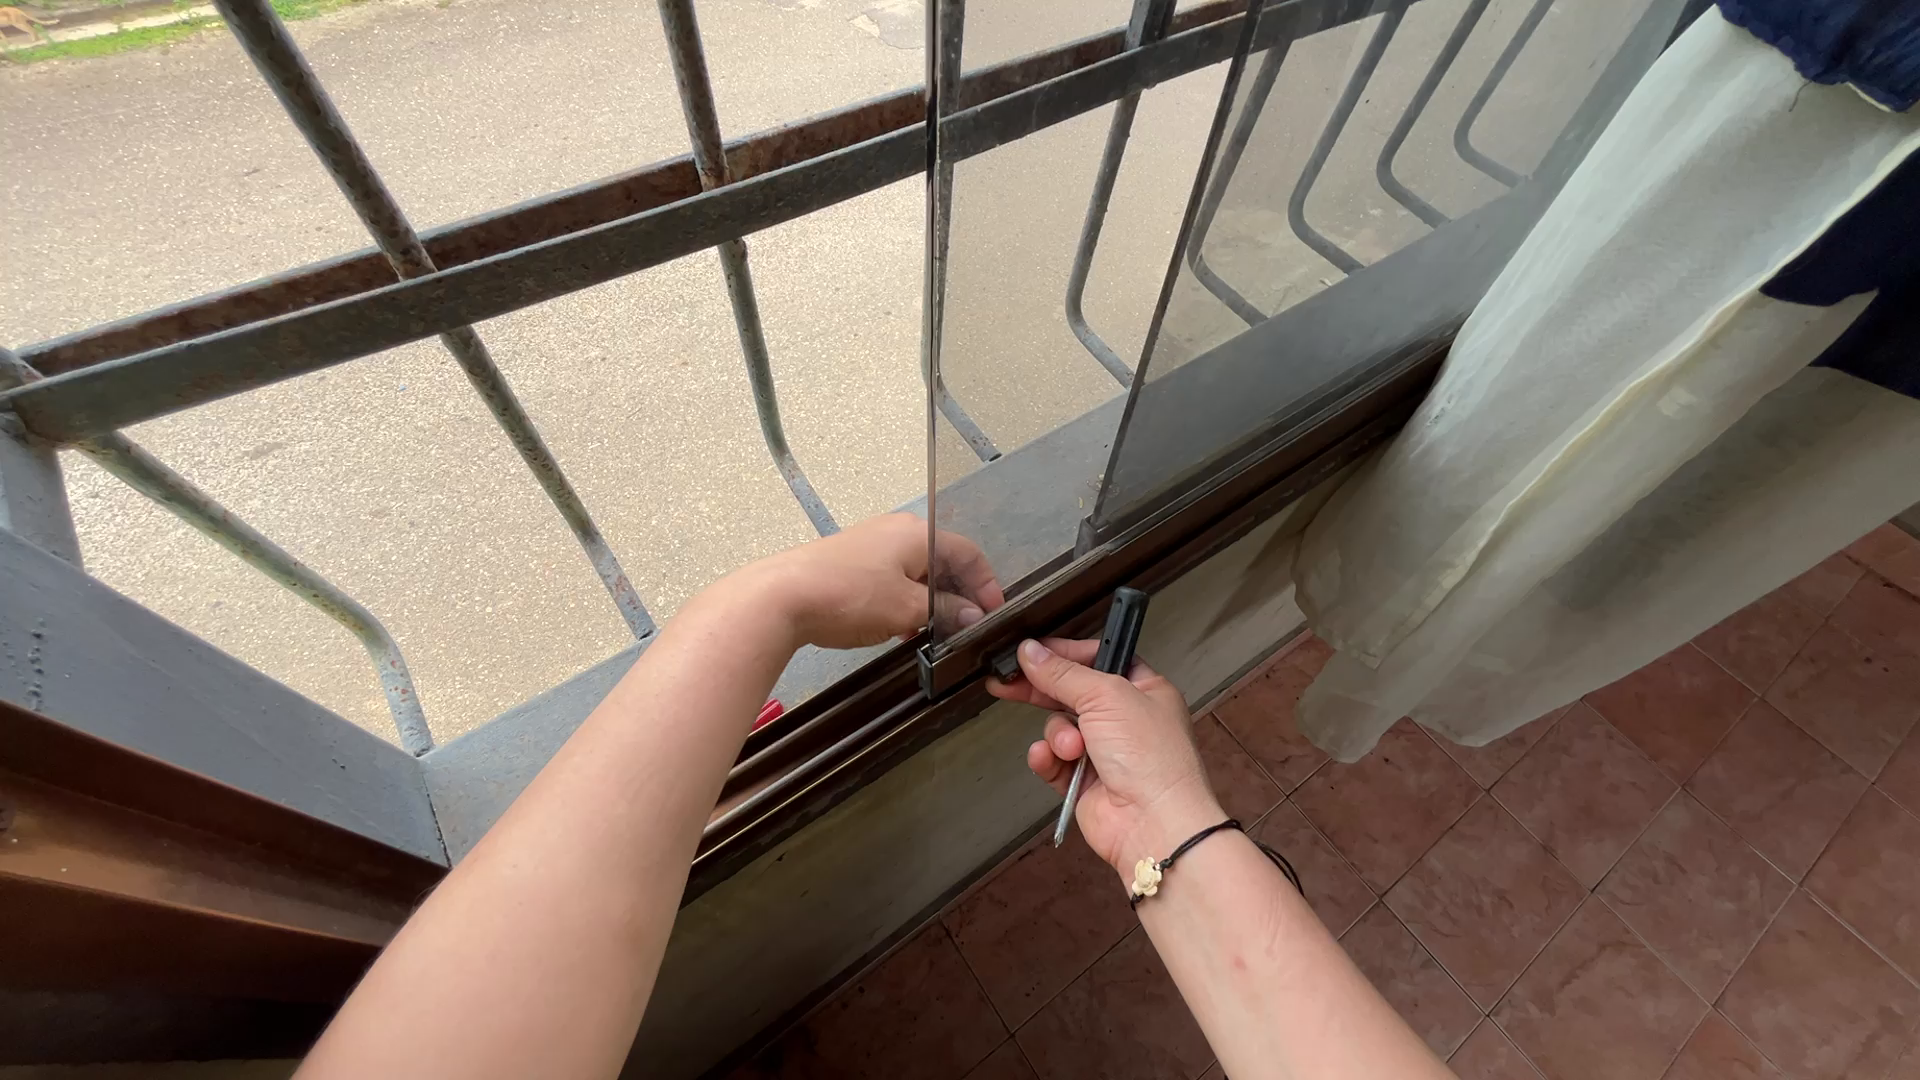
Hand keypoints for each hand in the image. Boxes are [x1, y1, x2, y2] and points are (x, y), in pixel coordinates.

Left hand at [735, 512, 1003, 649]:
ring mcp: (871, 544)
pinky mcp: (850, 562)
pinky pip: (891, 578)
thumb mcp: (908, 608)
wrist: (781, 597)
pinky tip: (900, 628)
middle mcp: (897, 530)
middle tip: (966, 626)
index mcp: (918, 533)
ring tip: (934, 633)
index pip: (968, 552)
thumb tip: (975, 613)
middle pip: (942, 559)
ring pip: (916, 571)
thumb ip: (947, 609)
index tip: (993, 612)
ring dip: (930, 600)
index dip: (986, 583)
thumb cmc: (851, 596)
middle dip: (958, 593)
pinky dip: (904, 600)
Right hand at [988, 637, 1223, 878]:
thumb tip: (1030, 651)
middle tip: (1008, 682)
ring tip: (1070, 748)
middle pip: (1072, 693)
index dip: (1065, 653)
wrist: (1154, 825)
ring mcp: (1105, 752)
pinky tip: (1045, 759)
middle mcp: (1125, 719)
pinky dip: (1047, 759)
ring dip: (1058, 735)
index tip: (1032, 651)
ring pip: (1059, 728)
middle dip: (1042, 690)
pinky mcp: (1085, 782)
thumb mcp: (1106, 696)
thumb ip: (1063, 673)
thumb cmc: (1151, 758)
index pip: (1098, 659)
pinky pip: (1053, 761)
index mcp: (1143, 689)